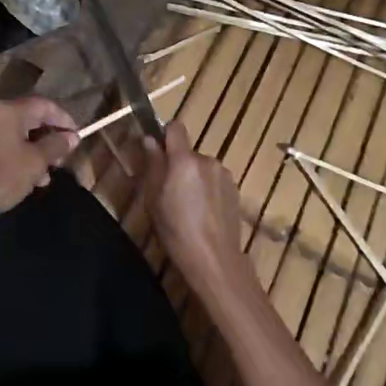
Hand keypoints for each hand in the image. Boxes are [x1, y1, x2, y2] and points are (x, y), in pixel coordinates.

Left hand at [0, 97, 76, 224]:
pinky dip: (14, 155)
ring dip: (32, 150)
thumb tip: (71, 136)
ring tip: (43, 175)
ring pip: (13, 134)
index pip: (45, 106)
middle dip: (48, 138)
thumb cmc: (0, 178)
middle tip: (60, 159)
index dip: (65, 120)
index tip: (77, 137)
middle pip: (28, 119)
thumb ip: (57, 145)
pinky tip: (21, 176)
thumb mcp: (37, 162)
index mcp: (8, 111)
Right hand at [141, 122, 247, 283]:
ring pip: (203, 168)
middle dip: (178, 165)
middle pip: (189, 153)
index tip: (157, 150)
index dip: (165, 134)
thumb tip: (149, 140)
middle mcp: (208, 160)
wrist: (213, 256)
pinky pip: (216, 180)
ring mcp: (225, 174)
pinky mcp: (236, 188)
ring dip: (195, 178)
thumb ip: (153, 166)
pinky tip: (205, 212)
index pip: (176, 128)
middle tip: (169, 192)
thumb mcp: (154, 199)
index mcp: (185, 160)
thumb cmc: (176, 230)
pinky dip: (208, 189)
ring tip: (189, 207)